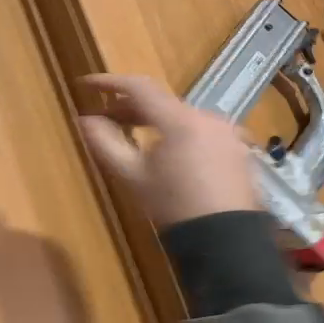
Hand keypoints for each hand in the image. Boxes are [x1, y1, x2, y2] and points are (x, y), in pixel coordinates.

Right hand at [76, 73, 257, 227]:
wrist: (226, 240)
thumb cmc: (171, 203)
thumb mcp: (129, 173)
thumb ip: (104, 141)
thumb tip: (85, 119)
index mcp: (180, 120)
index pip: (139, 87)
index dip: (108, 82)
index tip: (85, 84)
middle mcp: (207, 118)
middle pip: (160, 101)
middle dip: (128, 107)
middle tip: (103, 118)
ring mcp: (228, 133)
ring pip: (180, 115)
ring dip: (152, 119)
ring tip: (131, 134)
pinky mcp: (238, 149)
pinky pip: (200, 130)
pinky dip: (176, 131)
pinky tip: (163, 150)